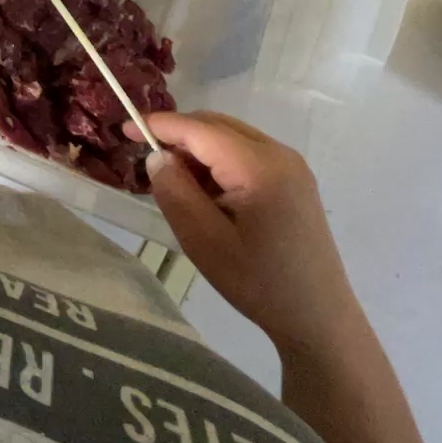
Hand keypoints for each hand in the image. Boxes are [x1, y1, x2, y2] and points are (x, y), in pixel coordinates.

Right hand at [126, 111, 364, 356]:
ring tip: (175, 183)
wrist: (319, 317)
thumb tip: (158, 156)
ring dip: (197, 149)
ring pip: (229, 136)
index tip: (123, 129)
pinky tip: (206, 192)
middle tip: (146, 160)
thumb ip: (175, 191)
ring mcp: (291, 166)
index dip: (158, 124)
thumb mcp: (203, 240)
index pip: (199, 130)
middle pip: (216, 125)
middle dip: (177, 134)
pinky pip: (244, 152)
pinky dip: (216, 160)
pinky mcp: (293, 180)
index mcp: (259, 168)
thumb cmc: (258, 282)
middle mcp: (280, 155)